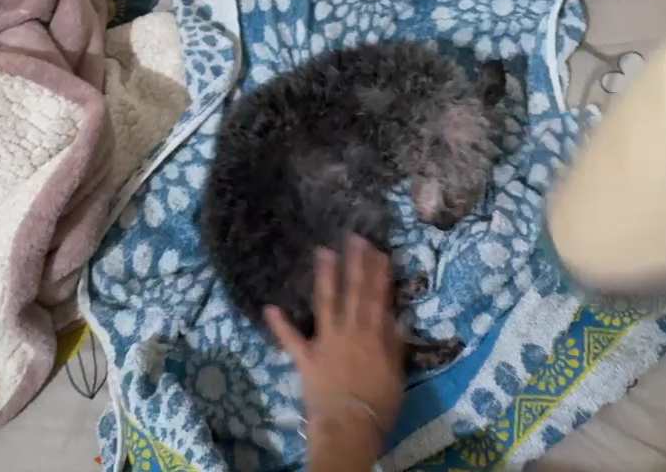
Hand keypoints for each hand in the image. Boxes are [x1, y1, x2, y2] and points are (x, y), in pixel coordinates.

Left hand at [266, 235, 404, 447]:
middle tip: (354, 237)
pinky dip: (280, 324)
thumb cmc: (378, 405)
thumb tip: (394, 316)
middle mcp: (350, 330)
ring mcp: (326, 341)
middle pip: (354, 292)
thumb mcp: (396, 374)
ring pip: (325, 303)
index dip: (378, 271)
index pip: (378, 296)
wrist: (348, 428)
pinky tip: (270, 307)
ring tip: (322, 250)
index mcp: (373, 335)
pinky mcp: (306, 357)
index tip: (378, 248)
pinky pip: (291, 339)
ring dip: (324, 276)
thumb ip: (393, 343)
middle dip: (355, 263)